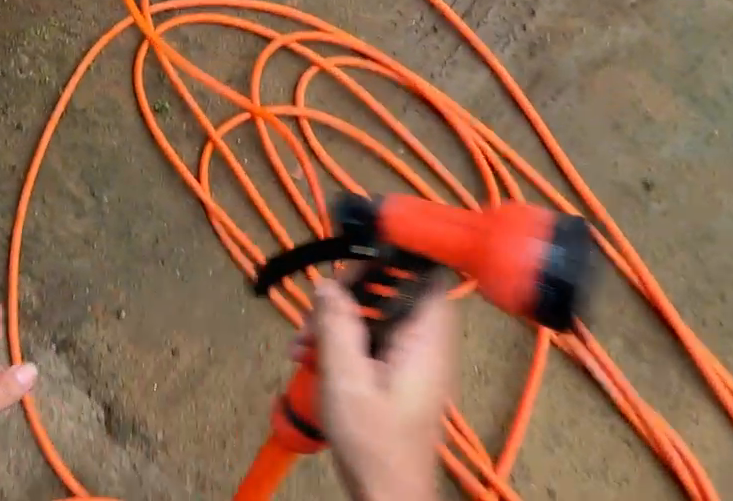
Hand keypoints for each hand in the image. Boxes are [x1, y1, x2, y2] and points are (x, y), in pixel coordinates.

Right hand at [298, 276, 456, 500]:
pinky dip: (337, 338)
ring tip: (304, 339)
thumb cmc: (372, 442)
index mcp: (424, 344)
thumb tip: (328, 284)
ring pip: (373, 315)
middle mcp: (424, 347)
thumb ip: (337, 326)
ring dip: (334, 317)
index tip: (355, 257)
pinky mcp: (393, 373)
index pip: (429, 280)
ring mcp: (409, 361)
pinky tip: (308, 353)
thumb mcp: (346, 379)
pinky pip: (367, 337)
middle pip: (392, 292)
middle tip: (318, 304)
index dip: (396, 259)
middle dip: (348, 291)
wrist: (386, 495)